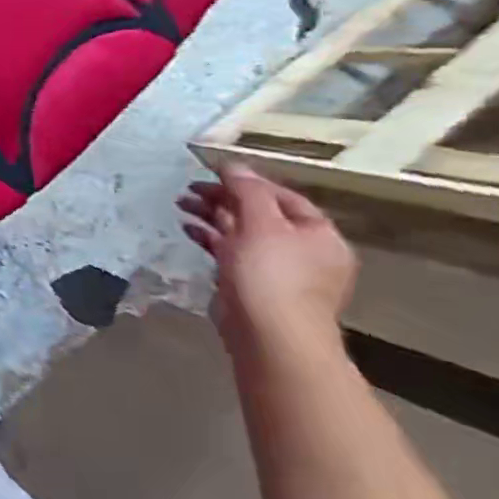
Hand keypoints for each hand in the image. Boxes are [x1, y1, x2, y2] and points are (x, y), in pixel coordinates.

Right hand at [177, 162, 357, 354]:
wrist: (269, 333)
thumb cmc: (271, 274)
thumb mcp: (261, 224)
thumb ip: (247, 191)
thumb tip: (233, 166)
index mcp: (318, 234)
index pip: (282, 196)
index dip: (247, 182)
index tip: (211, 172)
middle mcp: (303, 250)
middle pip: (260, 213)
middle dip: (223, 198)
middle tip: (188, 189)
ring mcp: (277, 269)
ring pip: (241, 232)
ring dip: (211, 215)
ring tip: (180, 204)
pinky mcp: (252, 283)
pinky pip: (230, 251)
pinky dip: (209, 237)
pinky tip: (187, 229)